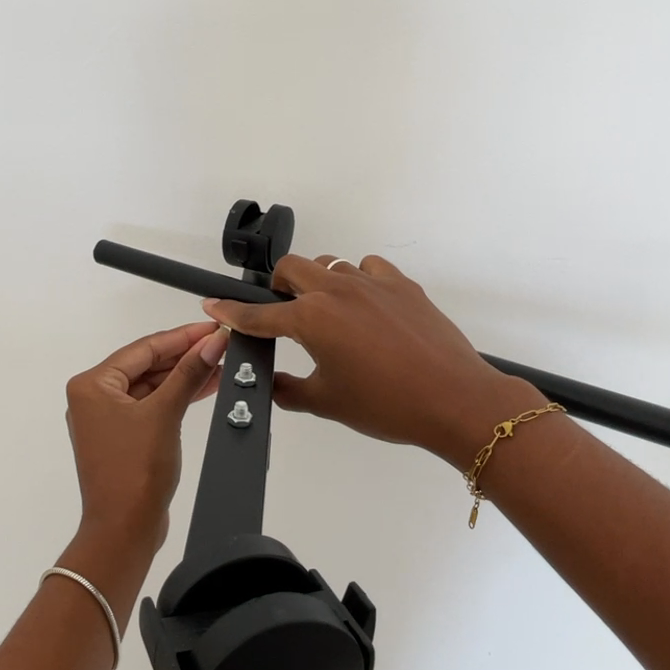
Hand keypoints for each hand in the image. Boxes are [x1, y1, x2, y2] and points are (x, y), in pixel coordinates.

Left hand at [63, 322, 227, 567]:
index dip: (181, 337)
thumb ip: (188, 374)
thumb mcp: (165, 414)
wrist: (124, 528)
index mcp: (91, 385)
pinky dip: (175, 398)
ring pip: (150, 386)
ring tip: (219, 364)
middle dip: (184, 356)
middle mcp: (93, 399)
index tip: (211, 329)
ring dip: (183, 377)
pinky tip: (203, 388)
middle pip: (145, 365)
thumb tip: (211, 344)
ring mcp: (106, 420)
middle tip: (220, 345)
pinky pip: (151, 407)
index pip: (143, 348)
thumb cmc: (133, 474)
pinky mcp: (122, 439)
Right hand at [202, 255, 540, 467]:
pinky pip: (369, 267)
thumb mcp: (326, 402)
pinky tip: (362, 305)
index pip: (258, 315)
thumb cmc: (391, 405)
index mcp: (311, 321)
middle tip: (279, 310)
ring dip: (317, 281)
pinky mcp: (403, 286)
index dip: (231, 313)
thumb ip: (289, 389)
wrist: (453, 401)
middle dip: (276, 287)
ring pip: (330, 264)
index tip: (216, 306)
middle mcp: (338, 292)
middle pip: (291, 269)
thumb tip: (273, 385)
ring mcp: (373, 284)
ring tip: (323, 312)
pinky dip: (357, 280)